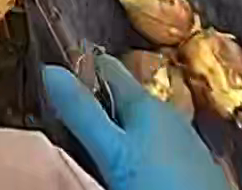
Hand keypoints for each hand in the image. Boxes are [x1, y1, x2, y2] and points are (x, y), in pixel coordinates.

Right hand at [41, 54, 230, 189]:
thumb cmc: (161, 189)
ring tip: (88, 145)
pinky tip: (126, 171)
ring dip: (115, 129)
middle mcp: (165, 115)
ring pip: (138, 125)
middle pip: (122, 96)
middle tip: (62, 113)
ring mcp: (182, 145)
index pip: (105, 65)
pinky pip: (153, 150)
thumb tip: (49, 67)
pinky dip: (135, 152)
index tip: (52, 70)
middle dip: (95, 101)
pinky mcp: (193, 175)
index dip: (79, 65)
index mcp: (144, 102)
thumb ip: (83, 114)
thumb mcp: (113, 154)